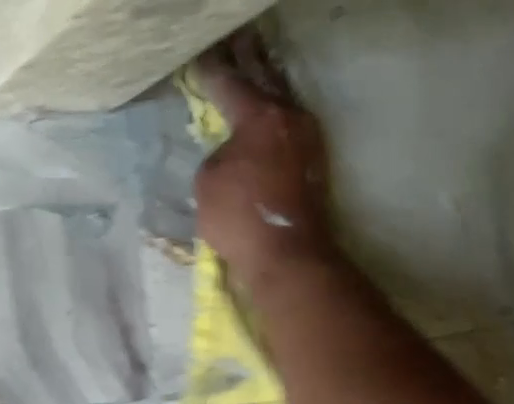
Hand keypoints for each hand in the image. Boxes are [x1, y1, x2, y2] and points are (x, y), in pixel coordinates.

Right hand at [192, 35, 338, 286]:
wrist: (286, 252)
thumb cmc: (239, 216)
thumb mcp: (207, 181)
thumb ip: (218, 154)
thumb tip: (233, 151)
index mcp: (259, 115)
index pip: (230, 83)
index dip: (211, 71)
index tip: (200, 58)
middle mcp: (289, 116)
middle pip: (265, 79)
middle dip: (248, 60)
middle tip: (238, 41)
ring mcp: (306, 138)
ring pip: (282, 99)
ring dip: (267, 83)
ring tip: (256, 69)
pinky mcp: (313, 161)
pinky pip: (290, 125)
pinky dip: (276, 113)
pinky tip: (269, 112)